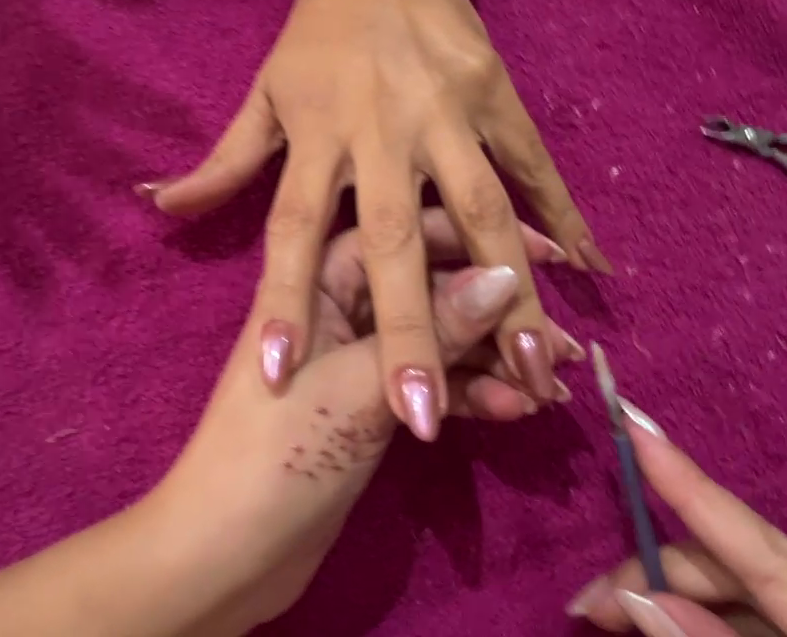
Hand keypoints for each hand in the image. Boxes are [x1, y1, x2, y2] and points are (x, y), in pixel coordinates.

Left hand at [145, 0, 610, 440]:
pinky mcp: (499, 97)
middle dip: (407, 327)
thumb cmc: (314, 38)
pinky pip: (534, 165)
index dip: (283, 300)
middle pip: (393, 238)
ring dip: (507, 289)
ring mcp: (448, 114)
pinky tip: (593, 271)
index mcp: (317, 134)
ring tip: (531, 368)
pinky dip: (565, 214)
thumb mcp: (262, 94)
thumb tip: (154, 208)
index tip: (277, 376)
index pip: (293, 227)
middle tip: (419, 413)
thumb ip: (220, 161)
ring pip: (480, 210)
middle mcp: (382, 131)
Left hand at [147, 210, 546, 633]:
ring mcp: (355, 360)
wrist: (229, 551)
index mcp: (315, 280)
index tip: (540, 251)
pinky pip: (429, 386)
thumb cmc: (280, 450)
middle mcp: (338, 308)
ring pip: (434, 342)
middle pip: (425, 290)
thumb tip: (506, 271)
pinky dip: (469, 395)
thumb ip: (434, 328)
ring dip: (490, 360)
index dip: (467, 237)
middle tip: (556, 335)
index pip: (398, 235)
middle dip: (493, 311)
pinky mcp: (370, 406)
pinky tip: (514, 409)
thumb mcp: (360, 384)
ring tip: (551, 385)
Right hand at [569, 412, 786, 636]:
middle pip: (758, 567)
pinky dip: (749, 616)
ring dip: (699, 596)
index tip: (631, 419)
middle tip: (587, 608)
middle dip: (663, 574)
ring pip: (781, 586)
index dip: (693, 488)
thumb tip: (641, 599)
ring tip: (630, 617)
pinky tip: (708, 628)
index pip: (768, 554)